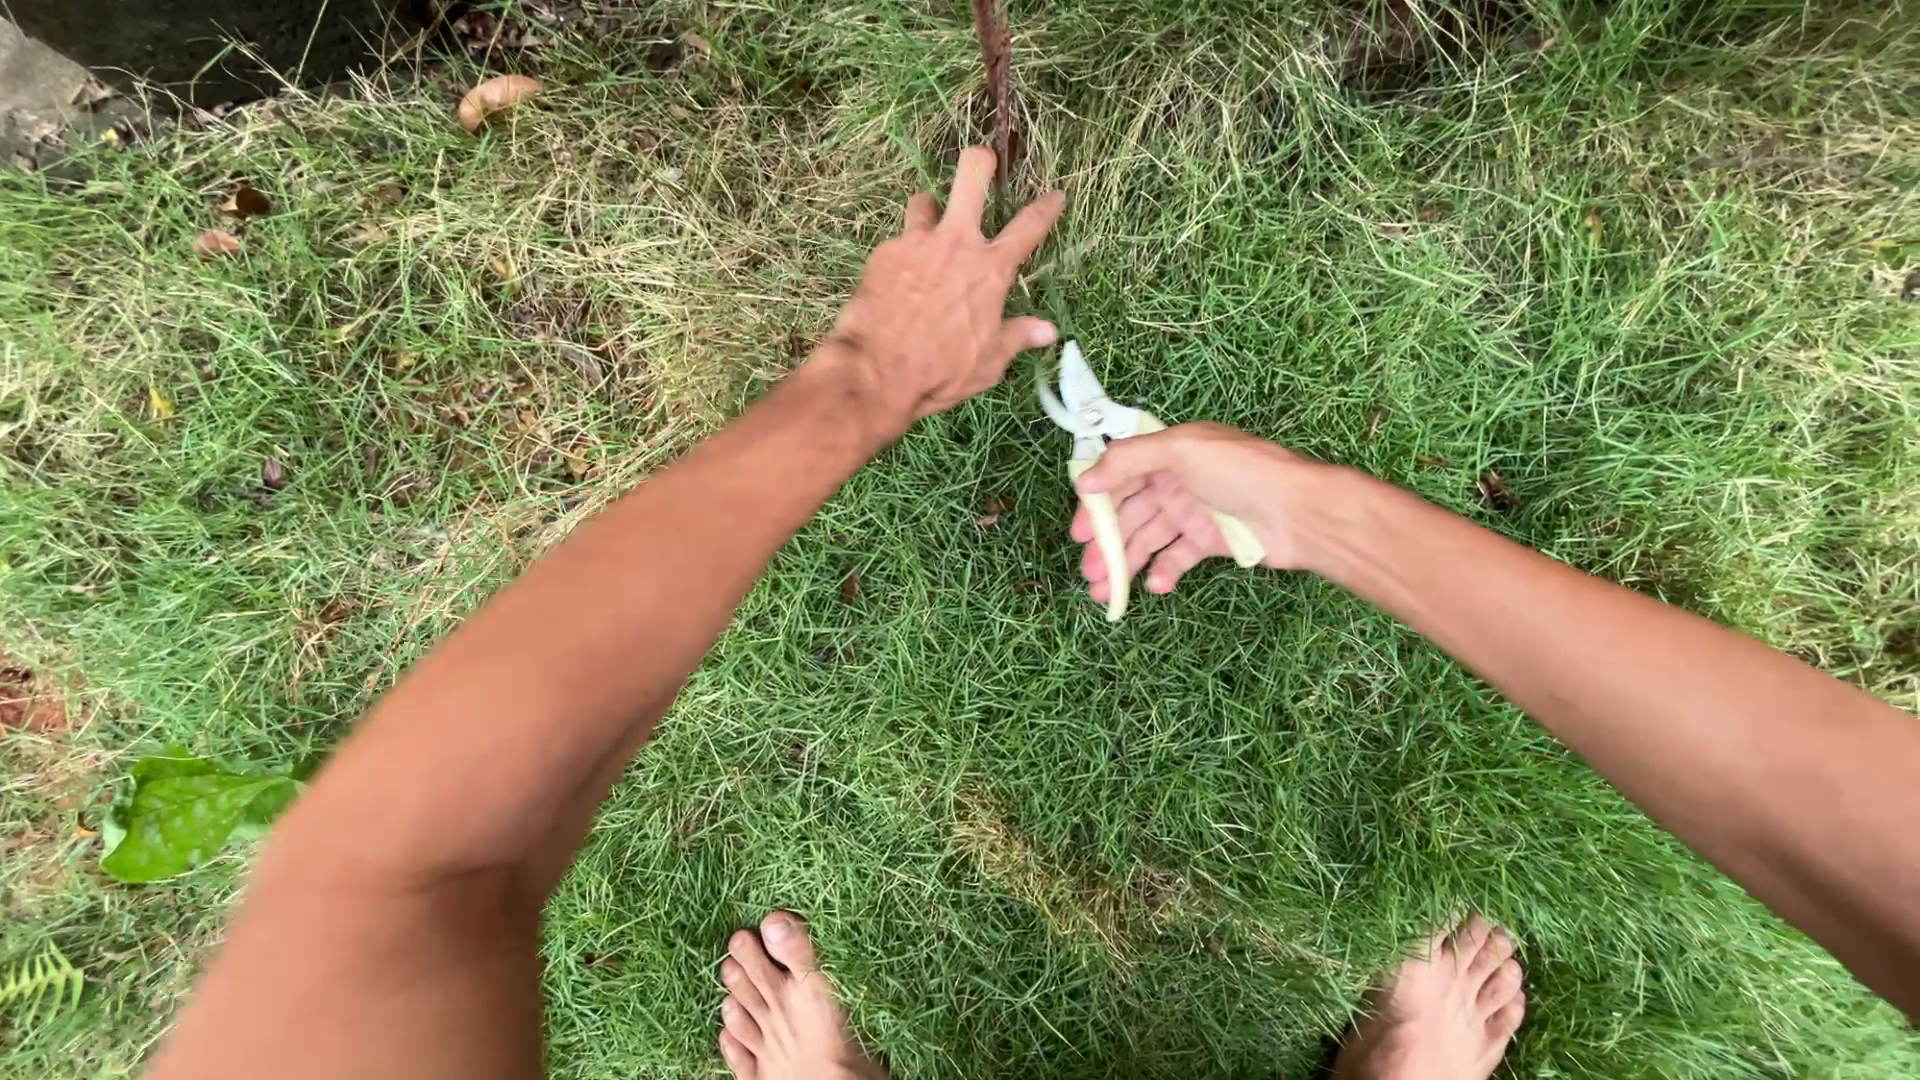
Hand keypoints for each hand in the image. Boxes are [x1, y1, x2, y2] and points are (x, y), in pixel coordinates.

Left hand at [819, 146, 1065, 431]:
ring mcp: (916, 243)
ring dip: (930, 212)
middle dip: (980, 161)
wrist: (878, 372)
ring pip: (924, 201)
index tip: (1055, 196)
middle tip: (981, 165)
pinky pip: (897, 243)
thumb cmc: (942, 372)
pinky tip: (896, 280)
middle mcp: (956, 244)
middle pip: (972, 174)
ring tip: (928, 233)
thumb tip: (1048, 331)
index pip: (1028, 228)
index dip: (1046, 208)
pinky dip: (901, 257)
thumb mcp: (988, 362)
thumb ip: (1016, 338)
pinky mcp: (883, 254)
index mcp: (990, 270)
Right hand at [1071, 422, 1342, 600]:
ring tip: (1107, 592)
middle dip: (1107, 544)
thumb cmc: (1243, 472)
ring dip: (1126, 564)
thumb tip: (1084, 480)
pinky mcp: (1209, 542)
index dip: (1096, 505)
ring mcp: (1193, 514)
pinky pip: (1177, 558)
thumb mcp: (1183, 451)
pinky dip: (1164, 572)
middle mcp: (1176, 482)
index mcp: (1167, 454)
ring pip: (1148, 540)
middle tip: (1090, 572)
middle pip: (1129, 515)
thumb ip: (1130, 460)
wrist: (1303, 512)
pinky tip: (1156, 586)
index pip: (1119, 479)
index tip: (1079, 533)